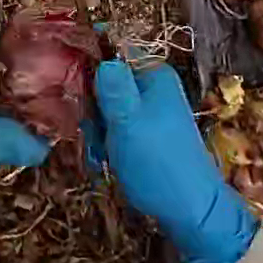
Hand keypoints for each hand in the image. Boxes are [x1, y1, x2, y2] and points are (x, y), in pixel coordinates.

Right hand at [93, 60, 259, 262]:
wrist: (191, 213)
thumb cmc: (158, 162)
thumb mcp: (129, 120)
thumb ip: (113, 85)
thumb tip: (102, 56)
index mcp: (154, 74)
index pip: (114, 49)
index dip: (91, 61)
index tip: (71, 80)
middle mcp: (153, 88)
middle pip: (108, 79)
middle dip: (91, 102)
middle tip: (87, 127)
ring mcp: (150, 112)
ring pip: (108, 106)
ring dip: (96, 126)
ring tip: (97, 148)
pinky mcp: (146, 135)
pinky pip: (117, 127)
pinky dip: (107, 140)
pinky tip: (104, 158)